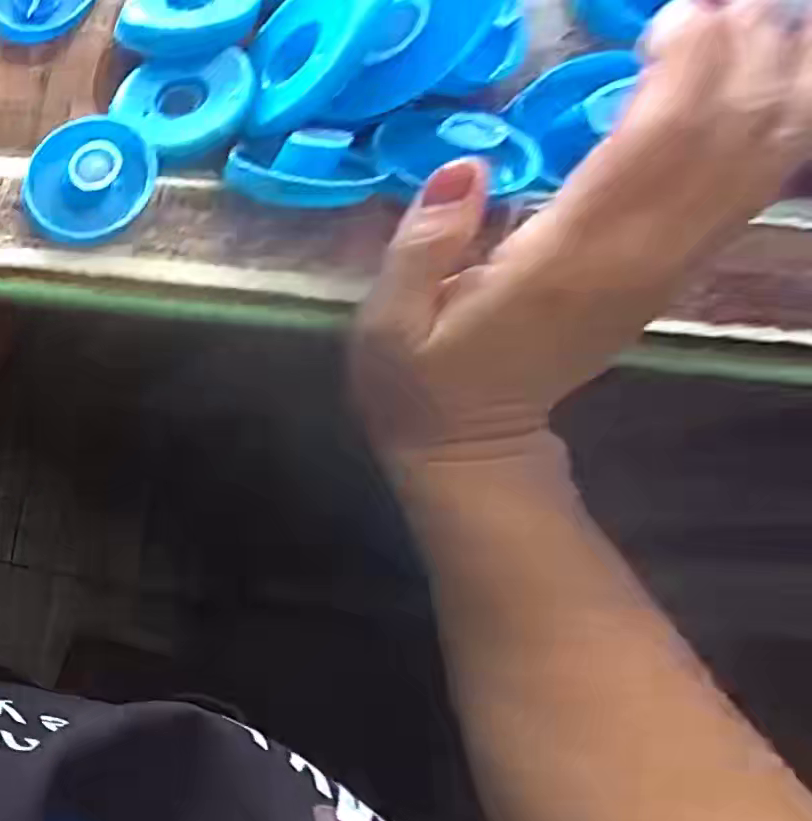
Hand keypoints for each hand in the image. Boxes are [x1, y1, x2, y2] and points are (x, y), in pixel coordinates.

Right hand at [351, 0, 811, 460]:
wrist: (467, 439)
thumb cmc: (414, 382)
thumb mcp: (385, 324)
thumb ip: (420, 248)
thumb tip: (463, 167)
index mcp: (563, 261)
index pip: (656, 138)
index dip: (681, 63)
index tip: (670, 14)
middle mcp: (639, 254)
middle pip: (738, 128)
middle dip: (750, 47)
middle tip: (721, 1)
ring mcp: (668, 265)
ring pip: (771, 150)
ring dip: (784, 74)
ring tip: (763, 23)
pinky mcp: (672, 274)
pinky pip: (756, 184)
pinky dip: (778, 121)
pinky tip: (766, 87)